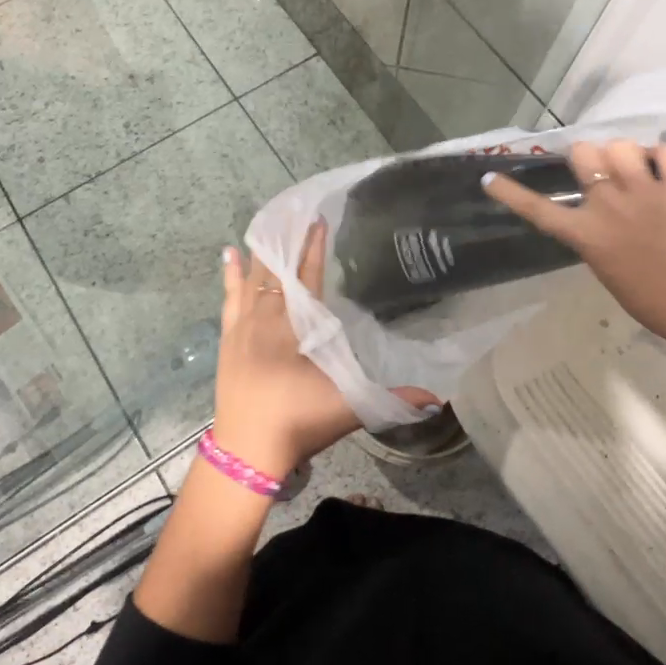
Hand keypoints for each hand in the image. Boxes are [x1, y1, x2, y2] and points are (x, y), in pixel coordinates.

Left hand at [210, 220, 439, 479]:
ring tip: (264, 223)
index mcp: (296, 330)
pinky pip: (228, 300)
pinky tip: (228, 256)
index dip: (315, 251)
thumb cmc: (297, 423)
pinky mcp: (227, 342)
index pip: (307, 280)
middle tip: (294, 211)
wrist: (245, 452)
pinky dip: (230, 276)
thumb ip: (393, 399)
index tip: (319, 222)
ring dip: (261, 252)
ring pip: (251, 280)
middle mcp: (267, 321)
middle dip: (288, 241)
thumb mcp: (349, 410)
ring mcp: (242, 330)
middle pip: (278, 272)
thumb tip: (438, 398)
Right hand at [483, 141, 665, 353]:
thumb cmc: (655, 304)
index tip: (489, 179)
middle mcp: (608, 205)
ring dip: (626, 153)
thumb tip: (603, 222)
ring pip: (621, 146)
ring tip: (640, 168)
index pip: (538, 209)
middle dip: (591, 157)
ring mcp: (644, 191)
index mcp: (585, 234)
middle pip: (584, 154)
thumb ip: (599, 240)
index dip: (511, 193)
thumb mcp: (610, 273)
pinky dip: (665, 156)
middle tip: (605, 170)